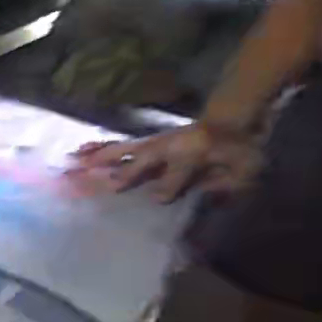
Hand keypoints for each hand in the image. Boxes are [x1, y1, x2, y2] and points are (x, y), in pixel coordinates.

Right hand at [70, 122, 261, 201]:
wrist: (230, 122)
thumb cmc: (239, 150)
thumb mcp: (246, 168)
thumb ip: (228, 181)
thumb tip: (199, 192)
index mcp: (193, 152)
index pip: (177, 171)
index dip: (170, 184)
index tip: (159, 199)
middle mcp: (166, 146)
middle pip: (142, 158)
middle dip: (128, 171)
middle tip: (110, 184)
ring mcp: (151, 143)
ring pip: (121, 150)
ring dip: (99, 158)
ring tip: (74, 164)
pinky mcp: (143, 142)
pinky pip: (116, 145)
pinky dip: (96, 147)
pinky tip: (78, 151)